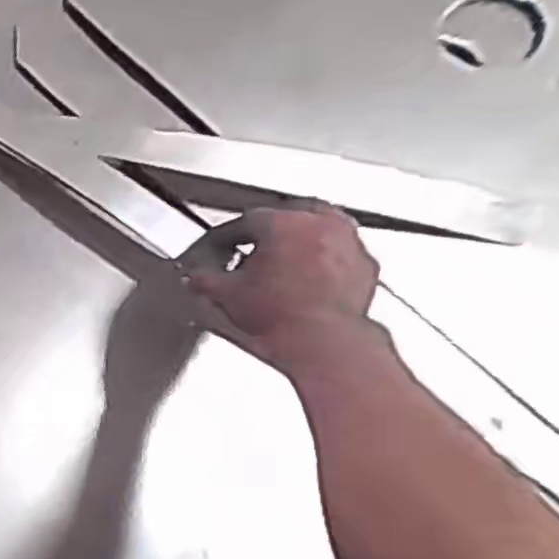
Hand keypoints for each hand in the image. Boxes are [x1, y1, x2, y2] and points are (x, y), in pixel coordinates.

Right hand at [177, 203, 383, 373]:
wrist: (322, 340)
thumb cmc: (282, 317)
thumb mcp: (226, 297)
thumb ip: (204, 280)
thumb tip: (194, 277)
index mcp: (283, 224)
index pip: (245, 221)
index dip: (226, 237)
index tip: (220, 247)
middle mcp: (320, 224)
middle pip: (286, 217)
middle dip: (266, 235)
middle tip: (251, 254)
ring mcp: (348, 242)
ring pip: (318, 230)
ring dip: (298, 244)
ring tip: (281, 267)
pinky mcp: (364, 264)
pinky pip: (340, 253)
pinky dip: (323, 262)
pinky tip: (308, 281)